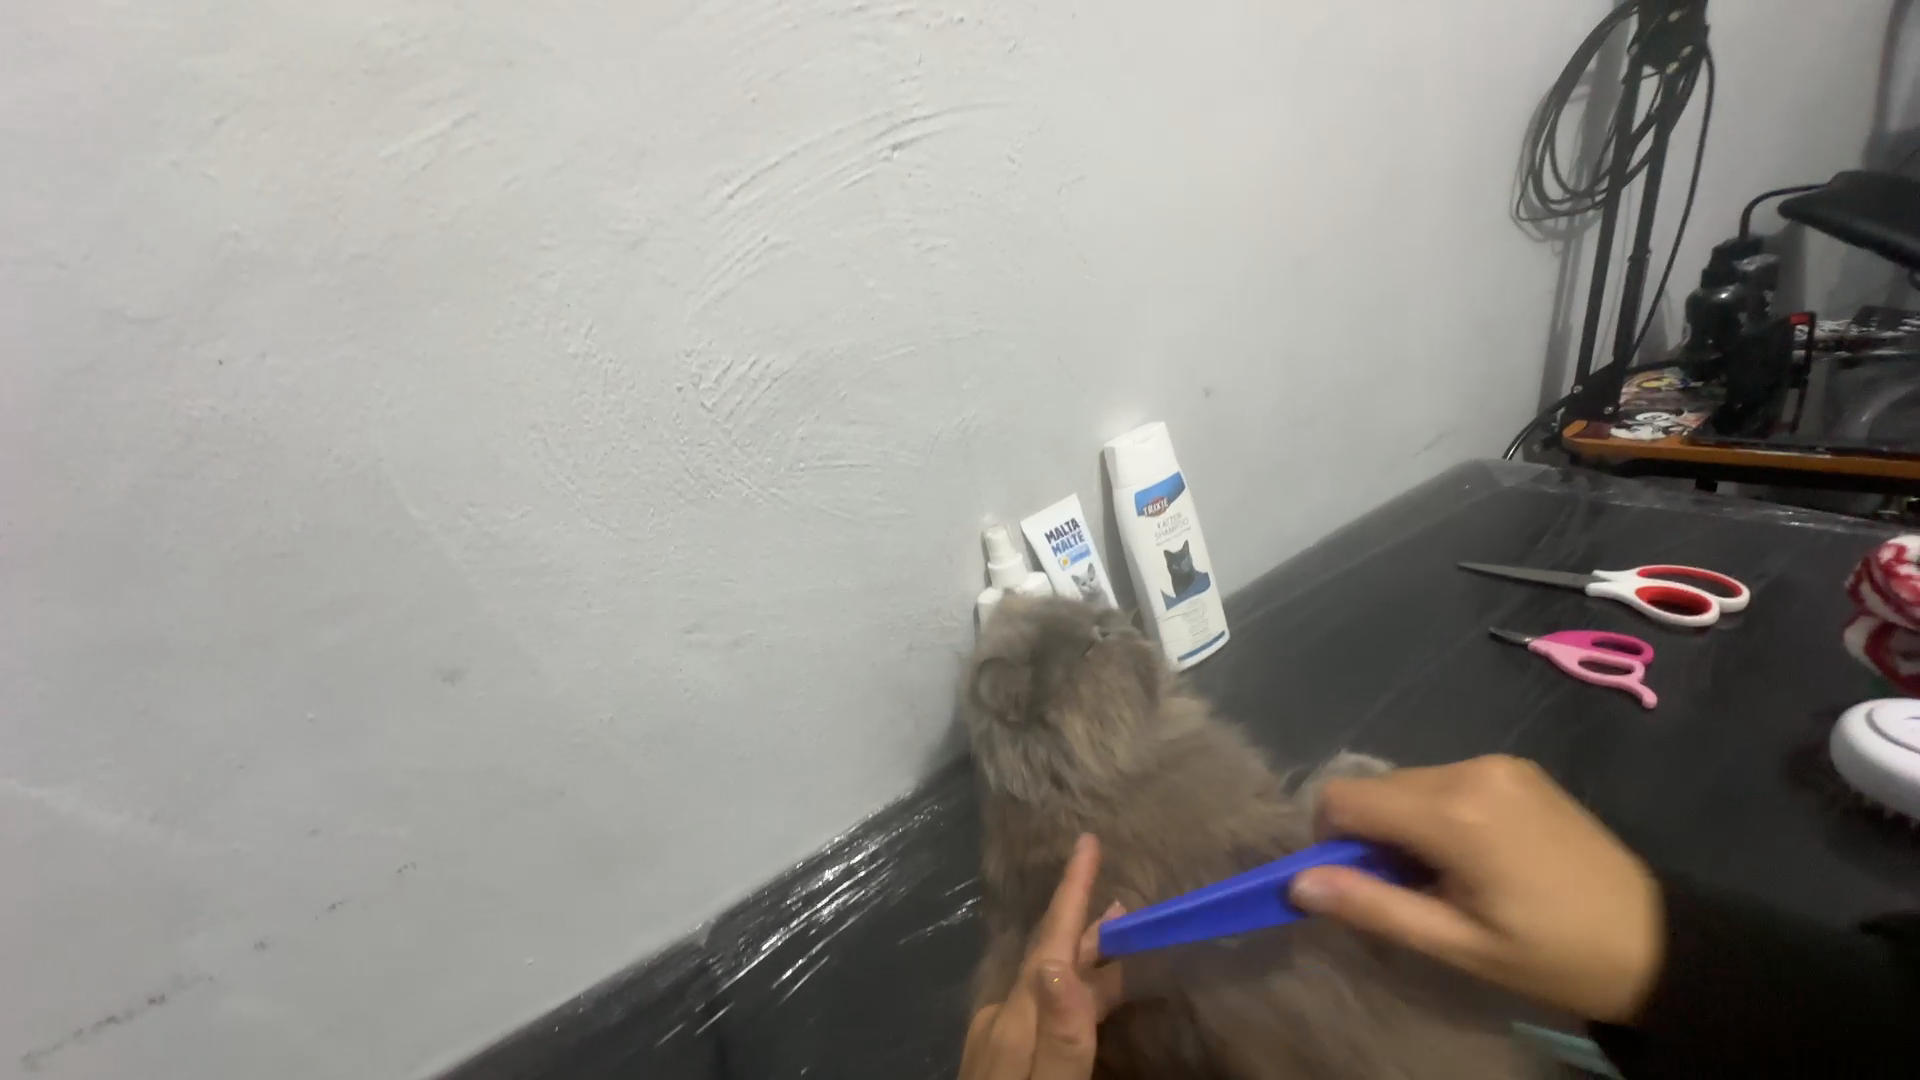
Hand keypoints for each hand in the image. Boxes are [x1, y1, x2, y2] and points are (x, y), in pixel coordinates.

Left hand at [959, 834, 1124, 1079]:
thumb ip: (1059, 1037)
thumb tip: (1059, 967)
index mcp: (1015, 1018)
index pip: (1052, 941)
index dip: (1072, 890)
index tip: (1087, 840)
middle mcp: (1002, 1016)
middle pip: (1051, 956)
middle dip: (1083, 923)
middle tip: (1122, 901)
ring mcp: (996, 1038)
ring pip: (1046, 983)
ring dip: (1079, 958)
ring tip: (1111, 937)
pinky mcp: (1000, 1060)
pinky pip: (1042, 1007)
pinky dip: (1067, 992)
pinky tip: (1077, 997)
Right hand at [1288, 755, 1662, 1023]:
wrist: (1667, 945)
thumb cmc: (1556, 956)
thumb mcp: (1459, 946)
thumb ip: (1373, 906)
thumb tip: (1296, 884)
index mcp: (1452, 813)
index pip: (1342, 798)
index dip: (1331, 837)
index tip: (1362, 880)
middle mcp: (1466, 770)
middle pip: (1373, 789)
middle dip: (1372, 834)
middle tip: (1412, 886)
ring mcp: (1493, 763)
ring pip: (1404, 783)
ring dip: (1403, 822)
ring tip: (1448, 871)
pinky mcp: (1511, 765)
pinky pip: (1439, 778)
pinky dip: (1433, 809)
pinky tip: (1472, 848)